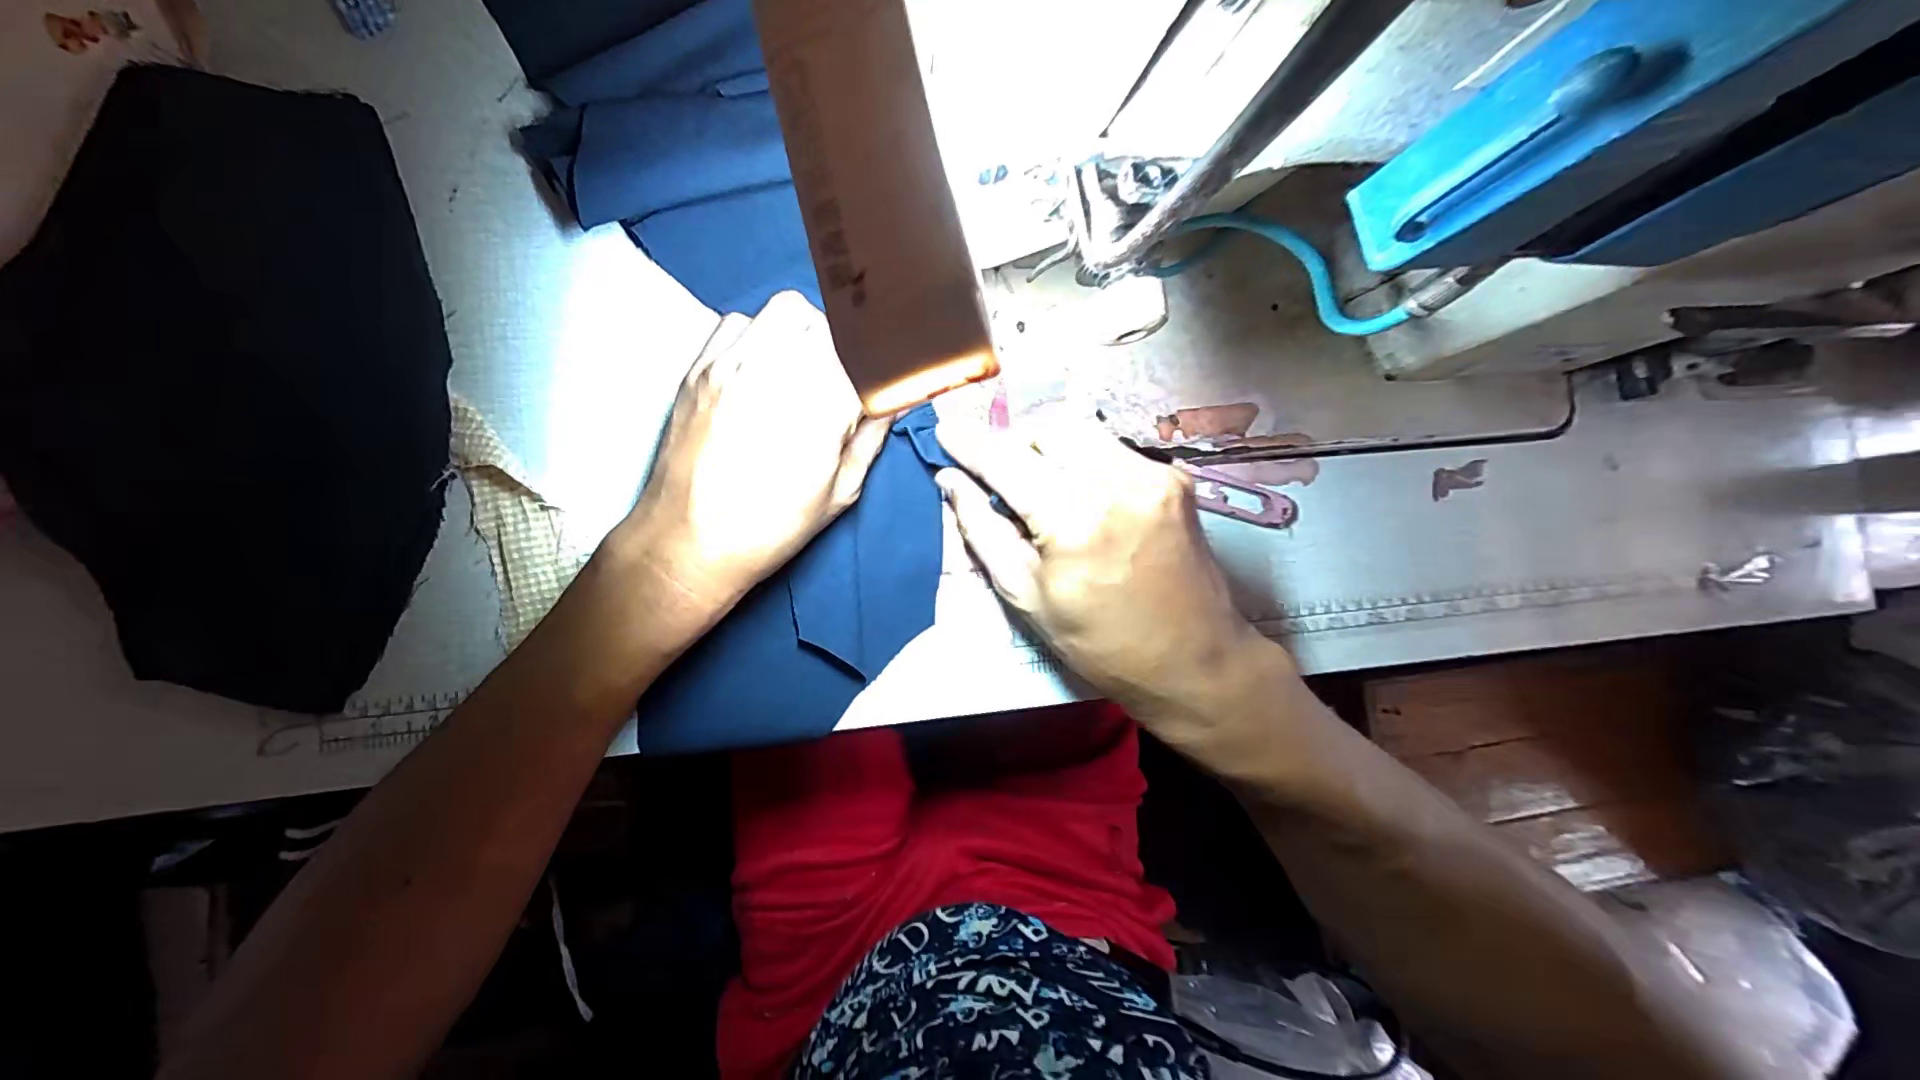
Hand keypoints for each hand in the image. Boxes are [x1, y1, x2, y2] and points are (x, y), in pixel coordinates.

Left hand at [617, 292, 889, 627]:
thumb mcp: (839, 492)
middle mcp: (775, 376)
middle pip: (831, 324)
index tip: (884, 383)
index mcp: (818, 412)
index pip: (867, 359)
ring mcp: (731, 366)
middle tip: (845, 381)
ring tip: (805, 369)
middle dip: (848, 349)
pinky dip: (760, 334)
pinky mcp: (699, 368)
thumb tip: (896, 400)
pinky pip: (738, 321)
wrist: (687, 542)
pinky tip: (763, 368)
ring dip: (807, 332)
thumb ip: (871, 437)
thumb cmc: (767, 529)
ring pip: (786, 311)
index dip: (883, 369)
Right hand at [934, 419, 1286, 749]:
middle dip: (1015, 442)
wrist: (1194, 661)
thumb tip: (951, 480)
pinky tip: (1083, 496)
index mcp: (1074, 521)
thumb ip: (982, 531)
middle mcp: (1119, 483)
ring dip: (1050, 446)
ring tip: (1040, 484)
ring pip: (1083, 430)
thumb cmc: (1101, 643)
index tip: (944, 430)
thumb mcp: (1027, 596)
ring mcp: (1154, 475)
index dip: (970, 441)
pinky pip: (1113, 449)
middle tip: (1000, 474)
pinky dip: (1085, 461)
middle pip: (1047, 428)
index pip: (1008, 459)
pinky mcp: (1176, 478)